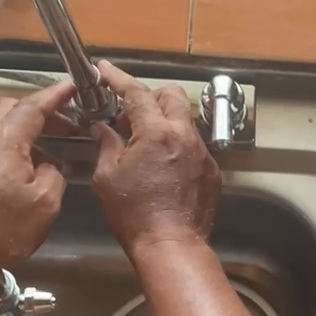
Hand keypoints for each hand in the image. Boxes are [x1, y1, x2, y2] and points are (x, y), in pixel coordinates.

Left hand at [0, 80, 76, 269]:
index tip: (69, 88)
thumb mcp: (45, 204)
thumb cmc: (0, 231)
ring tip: (50, 147)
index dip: (53, 96)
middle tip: (65, 123)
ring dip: (25, 129)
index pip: (31, 108)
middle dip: (40, 111)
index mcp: (3, 143)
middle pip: (11, 109)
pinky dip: (11, 144)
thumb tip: (49, 166)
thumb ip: (53, 174)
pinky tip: (26, 165)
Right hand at [90, 61, 220, 256]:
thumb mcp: (107, 177)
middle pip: (171, 96)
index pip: (137, 92)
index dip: (118, 78)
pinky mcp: (211, 171)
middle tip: (129, 112)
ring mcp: (202, 154)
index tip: (106, 70)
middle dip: (150, 96)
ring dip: (164, 122)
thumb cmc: (136, 216)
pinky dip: (177, 145)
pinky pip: (194, 146)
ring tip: (143, 141)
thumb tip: (104, 128)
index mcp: (156, 133)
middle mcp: (185, 137)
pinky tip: (162, 164)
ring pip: (185, 121)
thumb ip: (107, 144)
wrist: (171, 245)